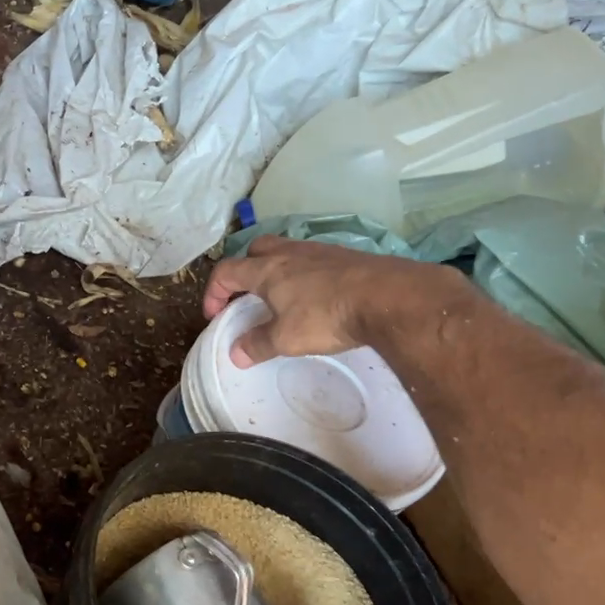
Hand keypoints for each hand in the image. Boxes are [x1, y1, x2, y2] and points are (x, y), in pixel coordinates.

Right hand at [204, 236, 471, 367]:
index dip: (214, 292)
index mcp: (267, 269)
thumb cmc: (327, 316)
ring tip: (282, 296)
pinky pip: (314, 260)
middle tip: (247, 295)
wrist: (390, 297)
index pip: (226, 271)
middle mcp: (290, 253)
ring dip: (276, 270)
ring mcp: (320, 251)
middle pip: (255, 250)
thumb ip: (258, 344)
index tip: (215, 315)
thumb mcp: (286, 338)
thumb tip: (236, 353)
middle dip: (244, 270)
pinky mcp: (347, 257)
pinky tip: (316, 296)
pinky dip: (305, 274)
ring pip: (287, 251)